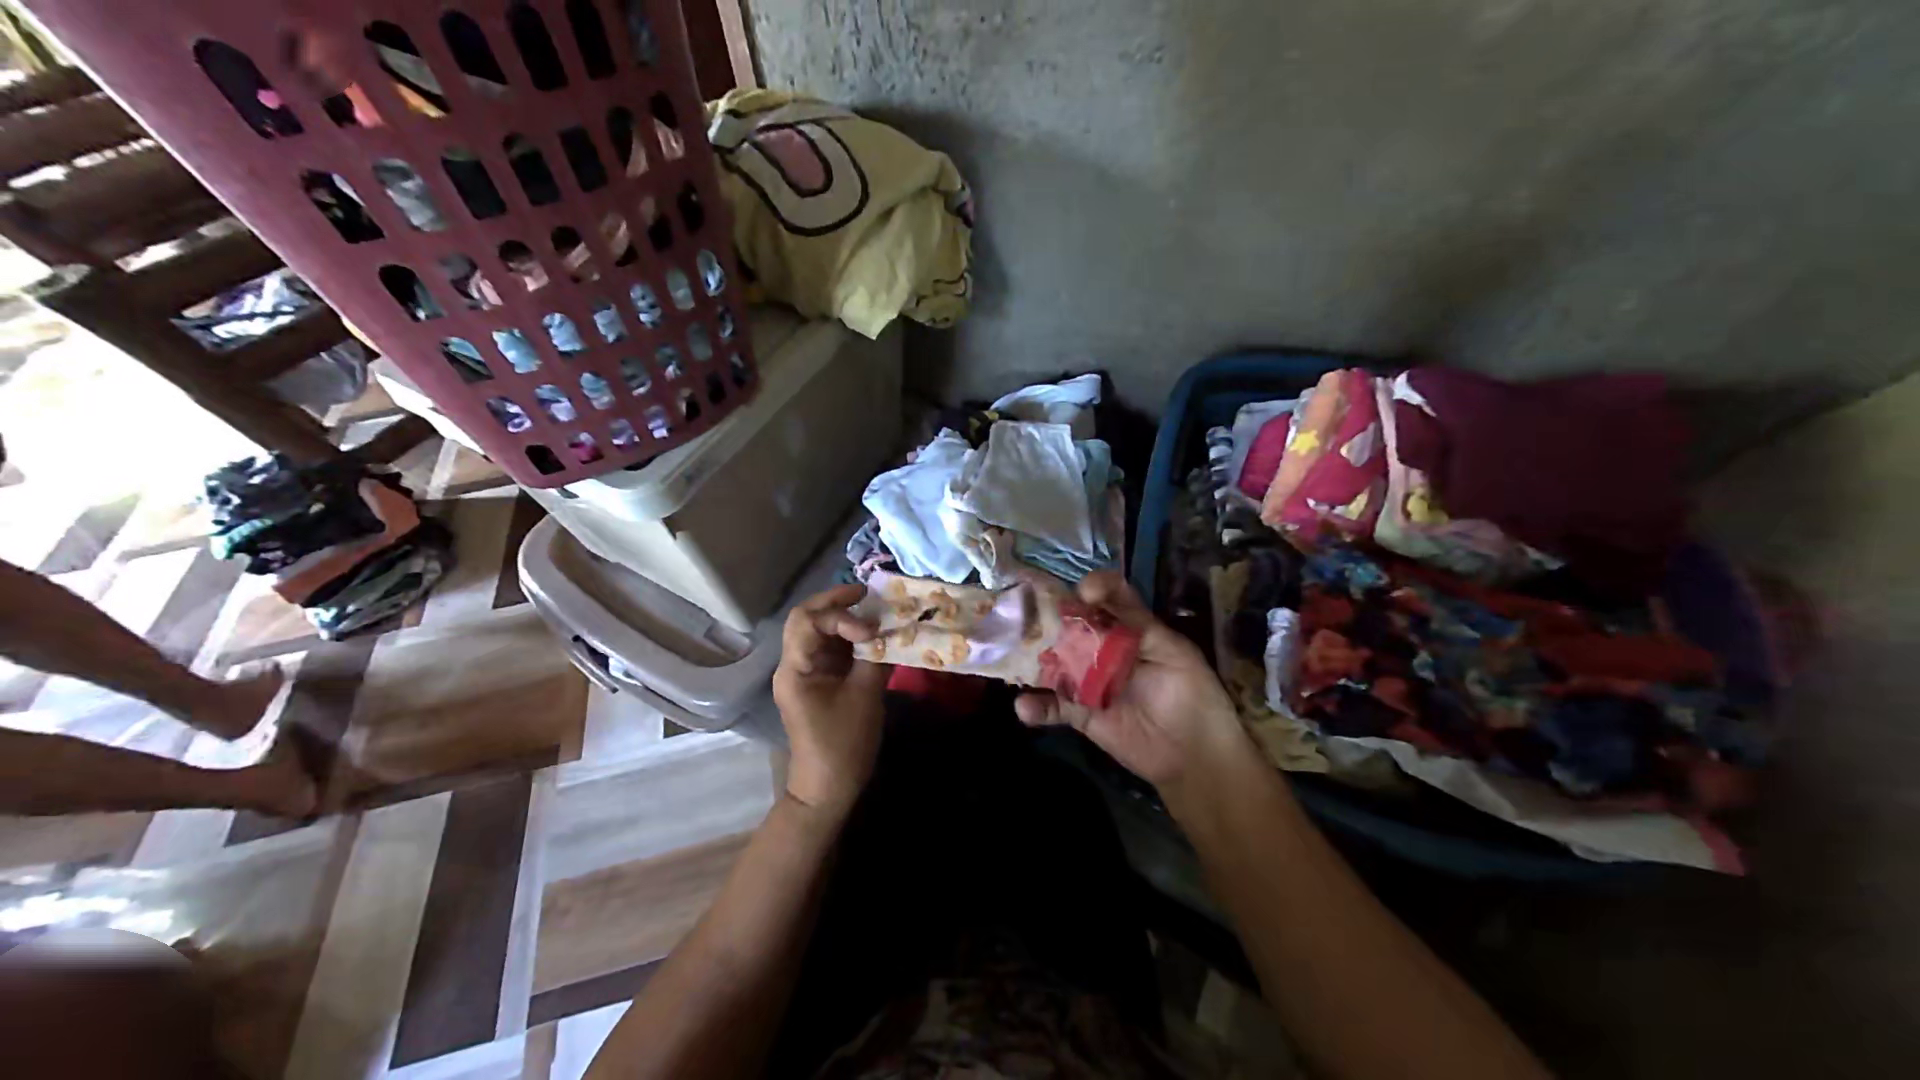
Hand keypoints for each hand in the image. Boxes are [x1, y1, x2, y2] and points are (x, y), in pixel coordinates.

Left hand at [772, 583, 890, 817]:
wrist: (827, 789)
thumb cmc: (843, 745)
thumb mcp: (864, 698)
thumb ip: (875, 657)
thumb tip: (888, 629)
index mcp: (795, 668)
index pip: (808, 620)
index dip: (841, 614)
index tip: (870, 630)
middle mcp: (794, 664)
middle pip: (808, 619)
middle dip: (838, 603)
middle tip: (869, 594)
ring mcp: (806, 673)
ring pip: (820, 631)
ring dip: (846, 619)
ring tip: (876, 612)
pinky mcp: (820, 682)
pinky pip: (832, 649)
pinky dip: (851, 639)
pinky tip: (874, 636)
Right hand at [1015, 571, 1248, 790]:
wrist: (1196, 756)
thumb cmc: (1193, 694)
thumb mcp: (1172, 651)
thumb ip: (1136, 622)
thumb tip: (1095, 592)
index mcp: (1130, 628)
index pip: (1107, 597)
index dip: (1094, 588)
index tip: (1084, 593)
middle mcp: (1104, 649)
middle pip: (1071, 625)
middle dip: (1047, 617)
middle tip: (1022, 612)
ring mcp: (1089, 681)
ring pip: (1054, 663)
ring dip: (1031, 659)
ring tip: (1007, 653)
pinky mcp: (1081, 714)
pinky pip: (1054, 706)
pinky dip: (1036, 706)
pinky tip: (1024, 706)